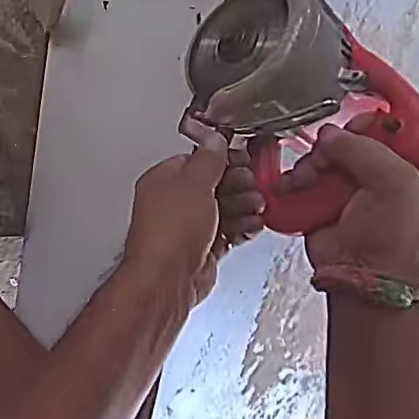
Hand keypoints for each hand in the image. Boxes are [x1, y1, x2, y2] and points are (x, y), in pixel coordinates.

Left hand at [124, 114, 264, 299]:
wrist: (168, 278)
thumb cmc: (168, 233)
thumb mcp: (194, 183)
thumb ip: (208, 159)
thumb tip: (214, 140)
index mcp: (162, 180)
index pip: (196, 160)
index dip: (223, 159)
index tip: (245, 160)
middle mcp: (172, 203)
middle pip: (213, 184)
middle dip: (238, 184)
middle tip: (251, 185)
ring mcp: (186, 227)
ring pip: (223, 209)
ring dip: (244, 206)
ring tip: (256, 205)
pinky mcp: (201, 249)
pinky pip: (227, 232)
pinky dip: (242, 227)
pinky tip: (252, 225)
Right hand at [277, 112, 418, 280]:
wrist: (358, 276)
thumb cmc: (392, 240)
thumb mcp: (395, 184)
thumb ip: (365, 150)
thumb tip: (331, 135)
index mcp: (410, 166)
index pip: (391, 127)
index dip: (370, 122)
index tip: (352, 123)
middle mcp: (378, 175)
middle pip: (347, 141)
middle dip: (329, 149)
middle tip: (324, 161)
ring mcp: (348, 189)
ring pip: (320, 159)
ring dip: (307, 168)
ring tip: (305, 182)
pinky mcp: (321, 202)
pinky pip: (302, 181)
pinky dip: (293, 183)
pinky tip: (292, 188)